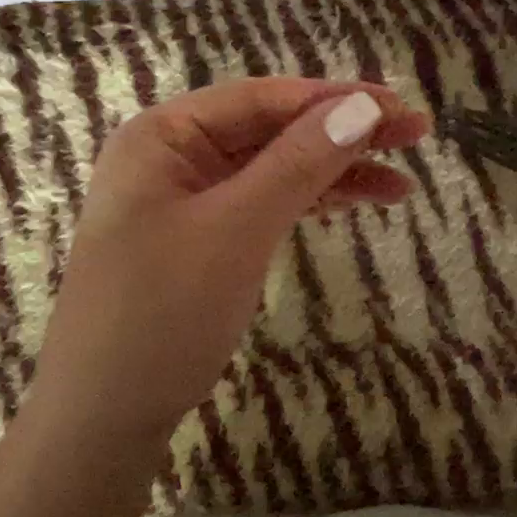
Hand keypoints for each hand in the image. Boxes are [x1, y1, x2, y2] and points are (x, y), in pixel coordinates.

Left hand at [24, 78, 429, 448]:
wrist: (102, 418)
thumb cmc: (163, 312)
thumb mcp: (237, 229)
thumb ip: (300, 162)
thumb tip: (363, 106)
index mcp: (164, 134)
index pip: (262, 98)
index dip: (334, 98)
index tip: (399, 107)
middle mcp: (172, 155)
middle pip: (270, 128)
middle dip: (340, 132)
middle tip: (414, 134)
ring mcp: (184, 198)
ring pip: (272, 167)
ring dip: (333, 169)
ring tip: (402, 180)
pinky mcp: (200, 237)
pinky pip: (262, 202)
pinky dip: (308, 202)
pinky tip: (355, 201)